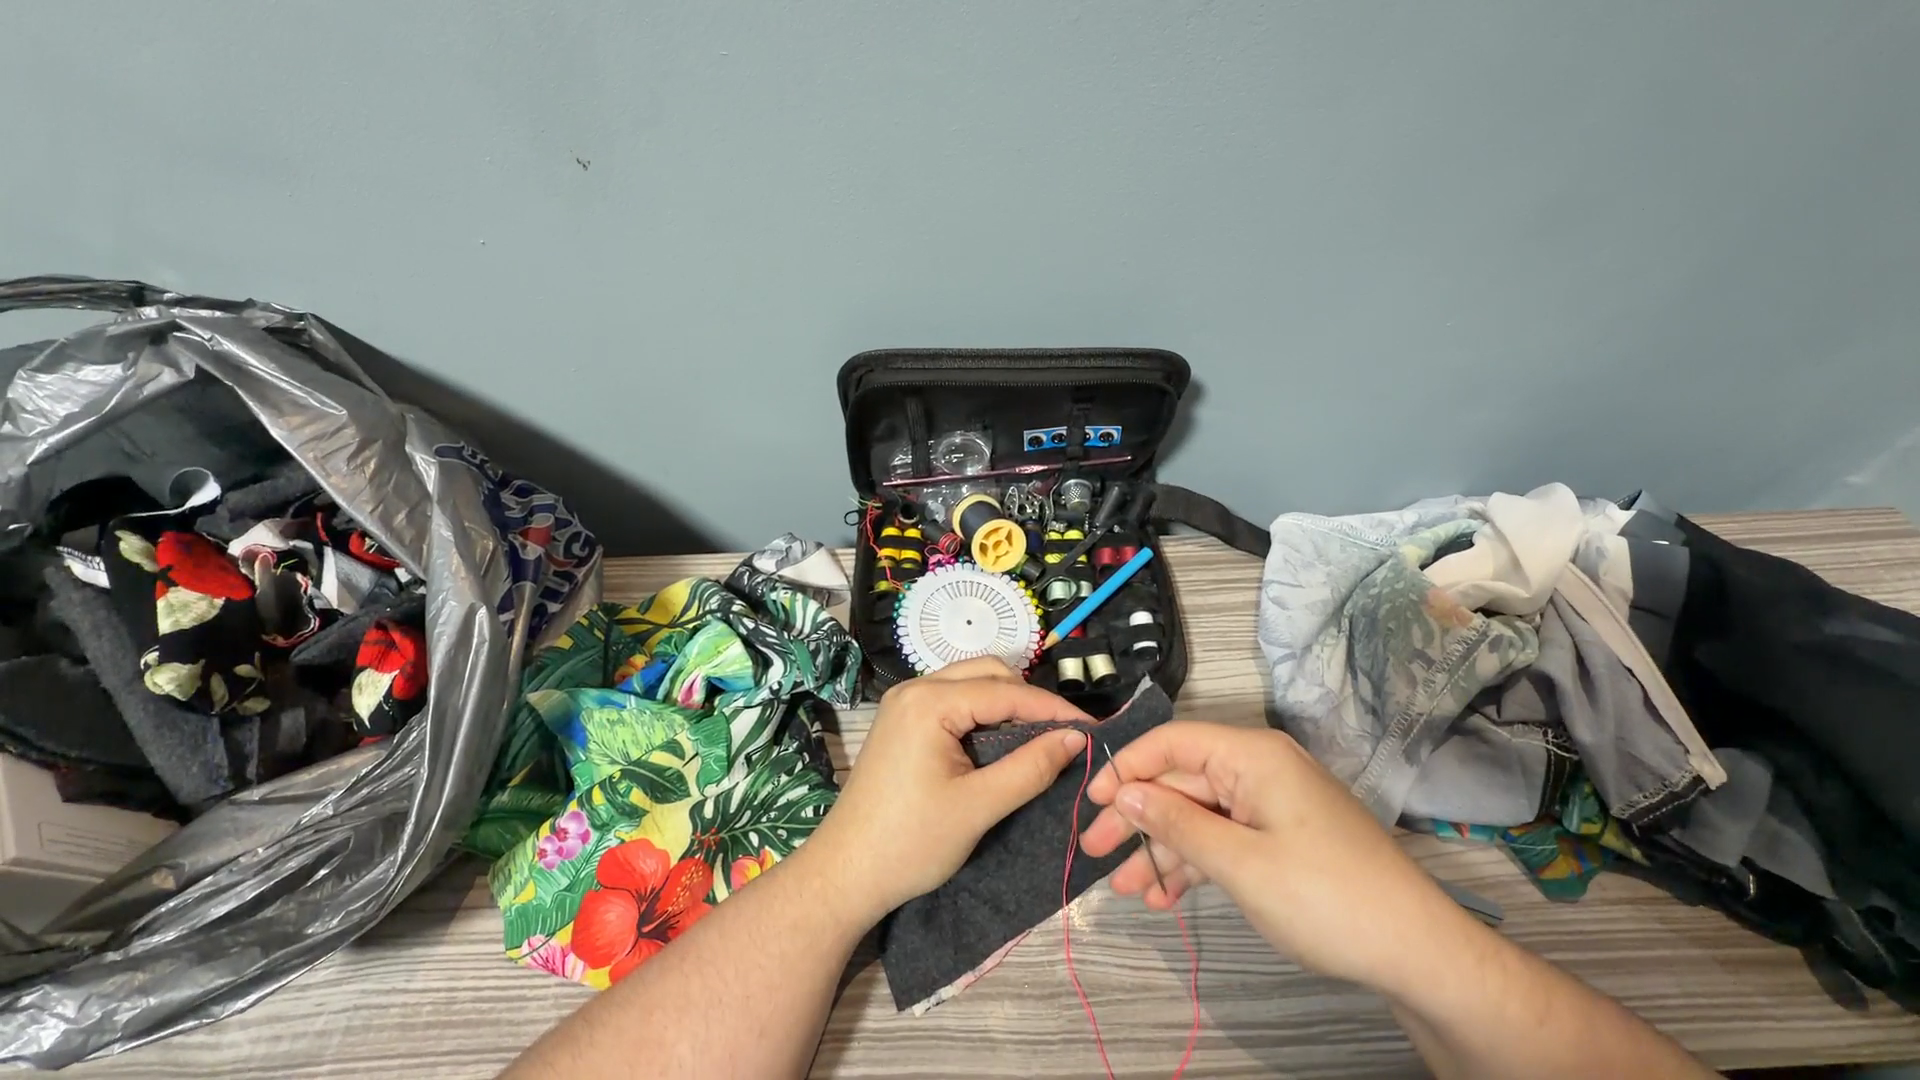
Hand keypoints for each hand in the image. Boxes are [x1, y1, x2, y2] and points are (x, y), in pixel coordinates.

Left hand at [808, 657, 1091, 921]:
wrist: (845, 874)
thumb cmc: (910, 843)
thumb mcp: (978, 807)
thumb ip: (1030, 768)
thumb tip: (1075, 738)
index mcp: (929, 702)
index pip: (1006, 691)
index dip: (1053, 710)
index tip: (1094, 730)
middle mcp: (914, 689)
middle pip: (988, 675)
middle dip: (1029, 701)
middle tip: (1065, 736)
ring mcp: (904, 704)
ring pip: (971, 686)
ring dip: (1007, 706)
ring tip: (1041, 740)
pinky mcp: (902, 723)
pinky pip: (954, 703)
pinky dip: (983, 716)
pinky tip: (1002, 744)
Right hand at [1078, 721, 1467, 990]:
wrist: (1416, 951)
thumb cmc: (1323, 896)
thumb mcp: (1239, 863)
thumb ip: (1176, 823)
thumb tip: (1124, 791)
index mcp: (1252, 757)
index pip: (1172, 742)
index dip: (1126, 768)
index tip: (1090, 803)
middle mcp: (1259, 770)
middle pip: (1180, 782)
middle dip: (1137, 818)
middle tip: (1093, 852)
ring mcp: (1270, 806)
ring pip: (1198, 816)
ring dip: (1161, 851)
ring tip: (1125, 889)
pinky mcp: (1280, 838)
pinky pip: (1223, 840)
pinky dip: (1194, 865)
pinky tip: (1165, 897)